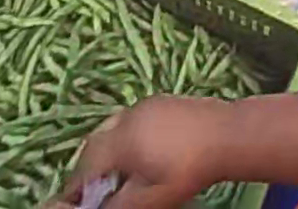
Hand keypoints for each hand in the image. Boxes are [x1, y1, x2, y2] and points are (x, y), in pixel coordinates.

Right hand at [52, 97, 233, 208]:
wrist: (226, 134)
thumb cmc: (186, 170)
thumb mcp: (148, 200)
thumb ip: (116, 207)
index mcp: (121, 139)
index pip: (85, 165)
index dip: (74, 188)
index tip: (71, 204)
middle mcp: (130, 116)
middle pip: (96, 141)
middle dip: (88, 167)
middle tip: (90, 192)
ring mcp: (148, 104)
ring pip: (113, 126)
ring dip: (106, 149)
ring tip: (113, 174)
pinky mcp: (163, 100)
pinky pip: (132, 118)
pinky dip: (125, 136)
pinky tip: (139, 154)